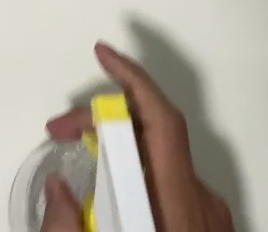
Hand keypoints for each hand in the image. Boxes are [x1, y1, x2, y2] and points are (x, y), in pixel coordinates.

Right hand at [41, 42, 233, 231]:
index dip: (132, 79)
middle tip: (61, 128)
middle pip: (155, 134)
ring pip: (161, 158)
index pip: (162, 121)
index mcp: (180, 205)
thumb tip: (57, 186)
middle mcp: (203, 202)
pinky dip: (137, 167)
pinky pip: (170, 180)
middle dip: (105, 118)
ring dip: (119, 145)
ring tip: (82, 154)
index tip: (102, 52)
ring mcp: (211, 217)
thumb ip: (67, 227)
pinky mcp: (210, 228)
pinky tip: (112, 187)